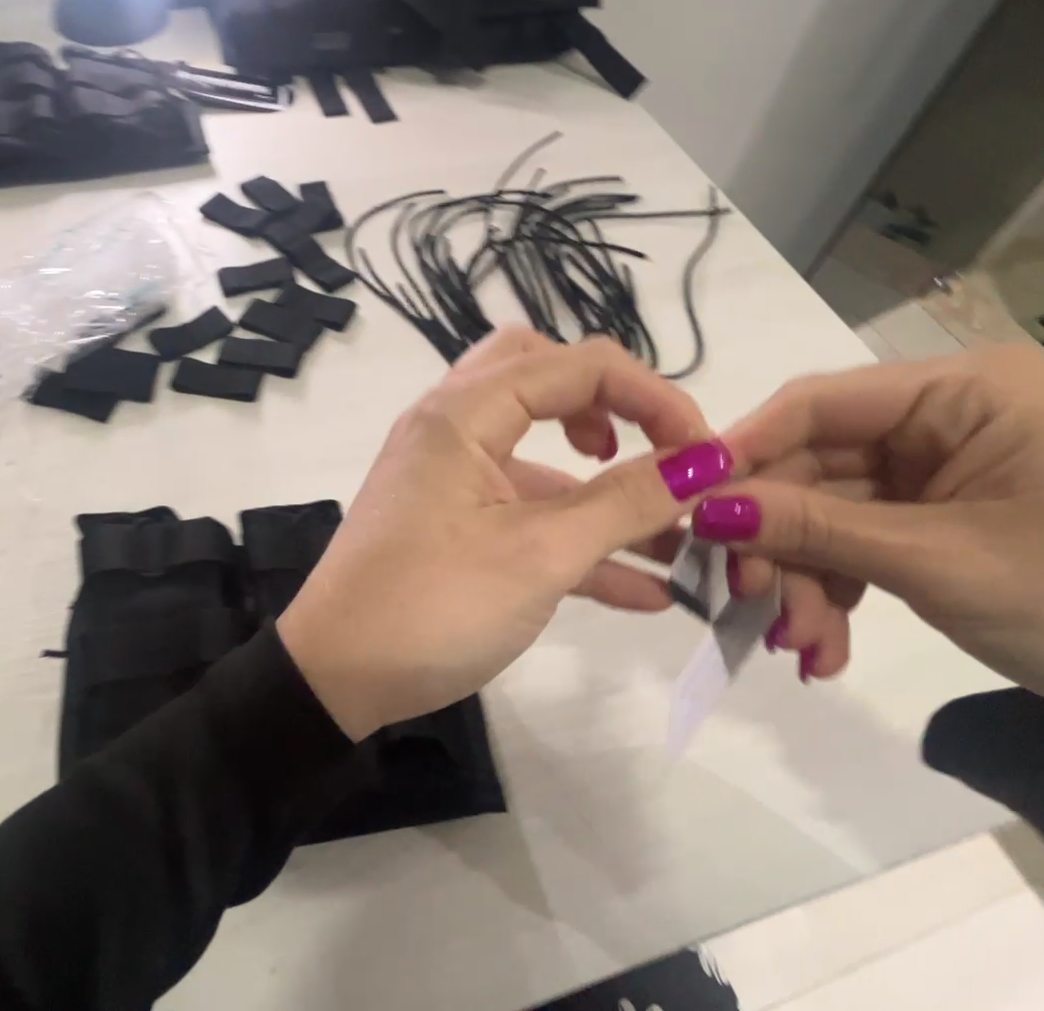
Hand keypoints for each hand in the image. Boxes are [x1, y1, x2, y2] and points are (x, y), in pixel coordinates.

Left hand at [278, 330, 728, 740]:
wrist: (335, 680)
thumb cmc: (432, 607)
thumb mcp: (540, 555)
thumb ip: (625, 502)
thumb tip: (707, 461)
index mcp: (462, 413)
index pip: (575, 364)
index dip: (654, 396)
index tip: (707, 452)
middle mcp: (452, 429)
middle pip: (545, 382)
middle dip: (614, 411)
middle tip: (658, 456)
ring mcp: (451, 481)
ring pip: (540, 458)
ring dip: (605, 491)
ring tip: (676, 539)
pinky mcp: (454, 528)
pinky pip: (526, 515)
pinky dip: (579, 540)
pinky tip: (646, 590)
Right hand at [700, 345, 1043, 786]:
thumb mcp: (940, 563)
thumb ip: (813, 529)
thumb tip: (701, 509)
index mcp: (963, 391)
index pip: (818, 402)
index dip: (743, 451)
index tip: (684, 507)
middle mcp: (945, 419)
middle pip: (815, 466)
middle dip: (778, 540)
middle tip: (747, 601)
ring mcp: (942, 473)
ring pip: (827, 513)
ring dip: (804, 579)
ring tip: (803, 647)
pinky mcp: (942, 521)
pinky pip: (858, 544)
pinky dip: (836, 592)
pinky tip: (826, 646)